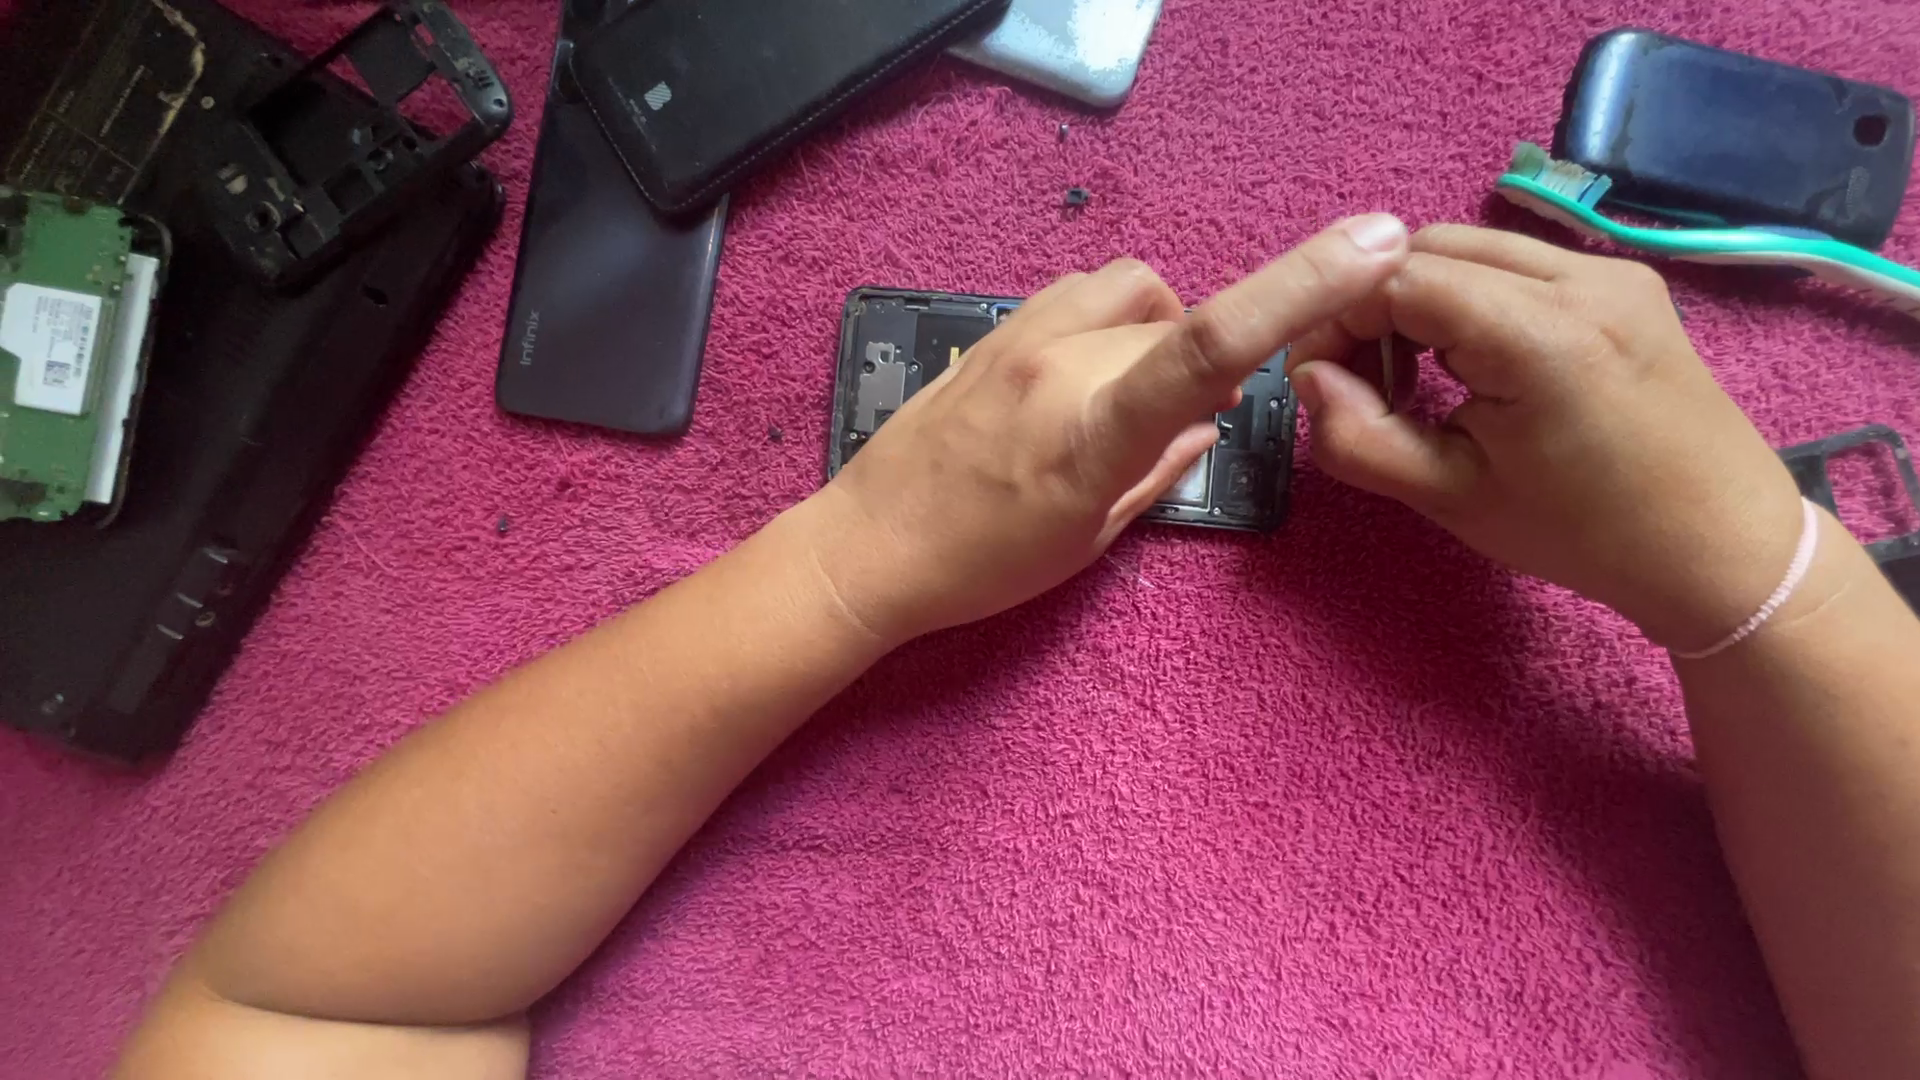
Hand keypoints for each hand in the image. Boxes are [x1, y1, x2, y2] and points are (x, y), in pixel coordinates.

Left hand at [805, 215, 1413, 644]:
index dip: (1298, 288)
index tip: (1370, 244)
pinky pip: (1074, 297)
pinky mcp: (988, 334)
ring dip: (1156, 325)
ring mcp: (1016, 340)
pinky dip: (1105, 320)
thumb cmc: (980, 566)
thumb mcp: (1085, 538)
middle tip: (1181, 414)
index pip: (1209, 346)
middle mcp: (1058, 365)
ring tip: (1130, 385)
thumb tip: (1207, 422)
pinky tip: (1081, 371)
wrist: (869, 545)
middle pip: (1174, 323)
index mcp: (1093, 433)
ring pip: (1127, 291)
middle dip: (1199, 360)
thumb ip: (1158, 471)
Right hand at [1285, 224, 1805, 651]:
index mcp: (1542, 335)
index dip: (1332, 320)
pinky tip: (1450, 362)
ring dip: (1404, 303)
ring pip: (1460, 249)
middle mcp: (1582, 277)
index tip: (1312, 380)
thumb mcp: (1444, 497)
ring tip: (1400, 377)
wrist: (1718, 544)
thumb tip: (1307, 378)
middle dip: (1364, 308)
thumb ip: (1356, 438)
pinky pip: (1501, 265)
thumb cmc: (1577, 531)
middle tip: (1351, 382)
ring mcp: (1606, 270)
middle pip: (1423, 249)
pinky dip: (1449, 302)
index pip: (1395, 278)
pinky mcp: (1614, 282)